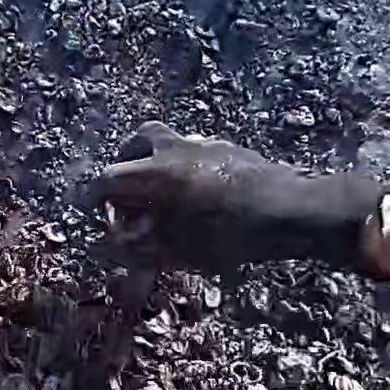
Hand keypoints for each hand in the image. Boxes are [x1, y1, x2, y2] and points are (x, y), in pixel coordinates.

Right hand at [86, 121, 383, 274]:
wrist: (296, 211)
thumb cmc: (230, 235)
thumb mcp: (176, 251)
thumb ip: (134, 249)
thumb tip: (102, 249)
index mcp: (154, 173)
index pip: (106, 178)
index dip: (93, 198)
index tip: (94, 214)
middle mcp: (174, 149)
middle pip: (135, 142)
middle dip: (123, 165)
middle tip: (125, 190)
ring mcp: (203, 144)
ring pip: (165, 139)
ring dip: (152, 159)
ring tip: (157, 188)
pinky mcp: (228, 148)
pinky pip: (190, 148)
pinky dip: (179, 165)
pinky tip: (192, 192)